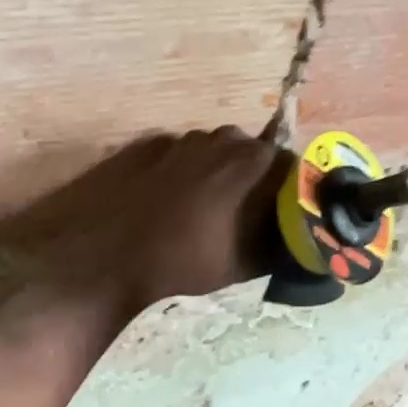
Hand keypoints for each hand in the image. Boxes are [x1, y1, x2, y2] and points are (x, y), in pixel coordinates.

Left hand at [25, 127, 290, 313]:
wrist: (109, 255)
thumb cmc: (182, 260)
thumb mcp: (241, 265)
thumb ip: (276, 249)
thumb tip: (298, 245)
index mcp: (243, 163)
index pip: (281, 157)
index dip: (284, 178)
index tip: (281, 200)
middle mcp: (214, 141)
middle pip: (245, 147)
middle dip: (249, 169)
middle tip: (244, 203)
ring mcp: (176, 141)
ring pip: (208, 147)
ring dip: (213, 166)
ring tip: (205, 202)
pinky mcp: (144, 147)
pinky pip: (175, 153)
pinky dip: (180, 169)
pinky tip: (169, 197)